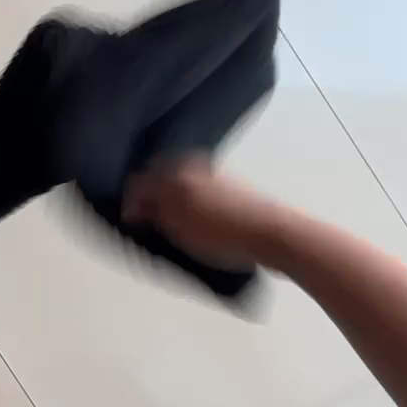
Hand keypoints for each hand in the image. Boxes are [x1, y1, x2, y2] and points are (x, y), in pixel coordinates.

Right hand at [123, 157, 288, 270]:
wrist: (278, 237)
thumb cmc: (221, 232)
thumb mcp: (175, 228)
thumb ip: (150, 213)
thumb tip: (134, 207)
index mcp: (176, 174)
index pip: (139, 181)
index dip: (130, 201)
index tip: (128, 220)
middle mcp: (196, 169)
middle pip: (162, 175)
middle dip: (152, 192)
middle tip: (147, 215)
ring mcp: (219, 177)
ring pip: (184, 182)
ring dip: (174, 197)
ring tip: (173, 222)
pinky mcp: (238, 190)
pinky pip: (203, 191)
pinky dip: (194, 202)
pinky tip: (198, 222)